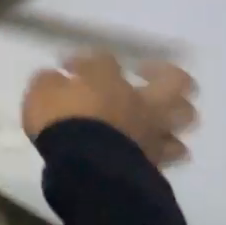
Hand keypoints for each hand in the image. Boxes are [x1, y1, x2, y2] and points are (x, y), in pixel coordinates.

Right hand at [22, 51, 197, 166]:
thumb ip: (51, 82)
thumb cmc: (61, 122)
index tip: (68, 67)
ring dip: (172, 110)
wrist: (88, 165)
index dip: (86, 59)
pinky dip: (163, 144)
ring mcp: (154, 128)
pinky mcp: (160, 158)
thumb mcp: (40, 93)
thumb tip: (57, 77)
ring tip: (154, 112)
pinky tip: (150, 144)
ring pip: (185, 115)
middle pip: (174, 80)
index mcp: (109, 80)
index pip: (104, 59)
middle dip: (163, 72)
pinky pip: (172, 148)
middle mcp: (140, 100)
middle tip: (144, 72)